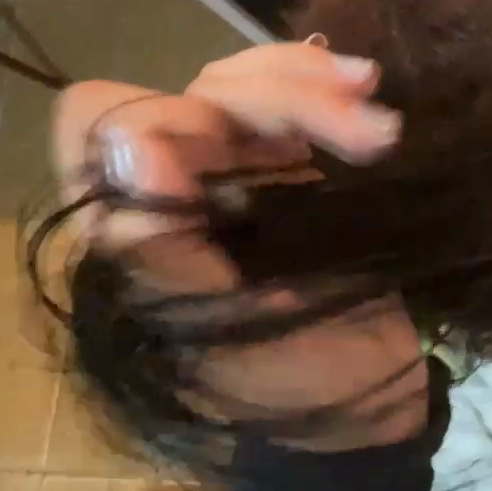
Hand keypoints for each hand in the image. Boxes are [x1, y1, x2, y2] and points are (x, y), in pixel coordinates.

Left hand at [49, 43, 424, 450]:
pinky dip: (324, 89)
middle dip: (288, 102)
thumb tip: (131, 146)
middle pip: (195, 93)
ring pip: (242, 86)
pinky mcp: (294, 176)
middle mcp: (171, 188)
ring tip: (381, 103)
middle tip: (380, 136)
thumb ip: (161, 250)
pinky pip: (288, 104)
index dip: (188, 121)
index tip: (285, 162)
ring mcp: (237, 177)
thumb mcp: (222, 336)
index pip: (110, 122)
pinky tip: (368, 90)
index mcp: (128, 227)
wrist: (373, 404)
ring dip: (313, 88)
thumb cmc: (294, 386)